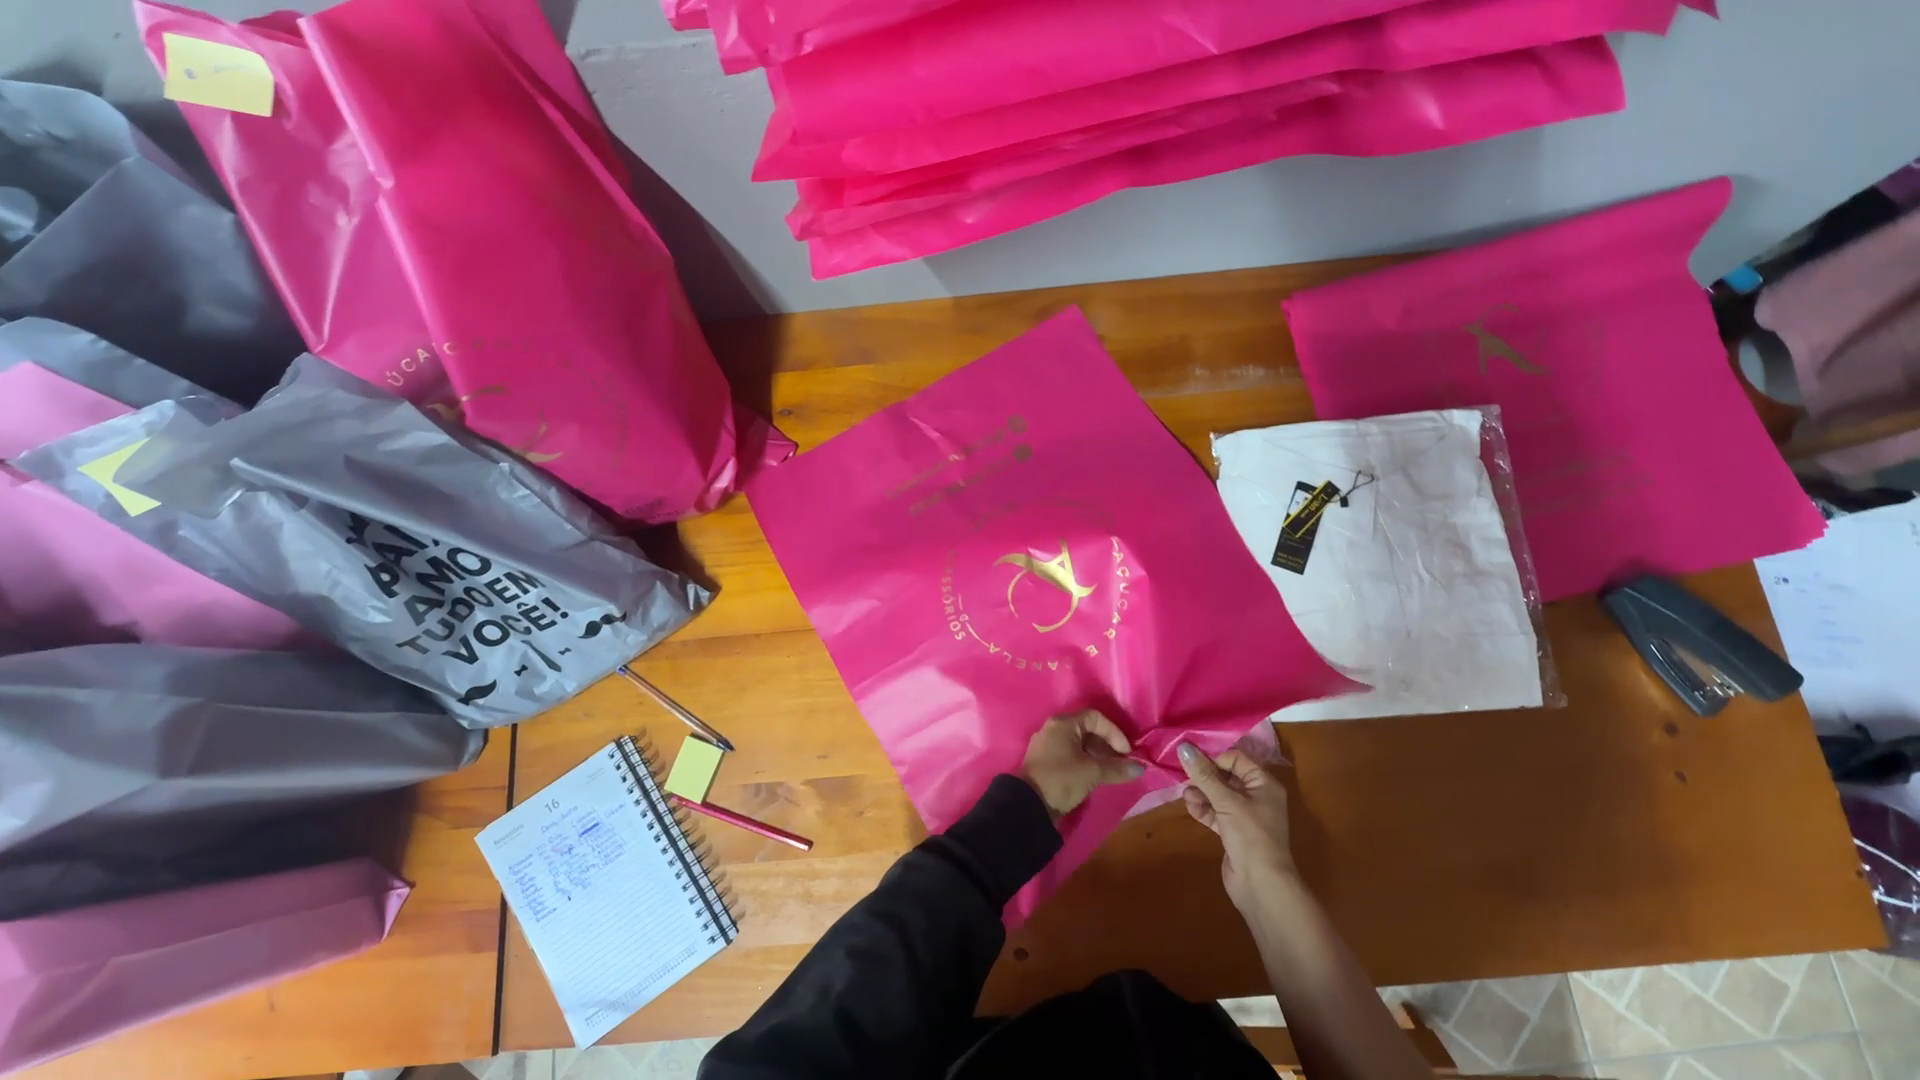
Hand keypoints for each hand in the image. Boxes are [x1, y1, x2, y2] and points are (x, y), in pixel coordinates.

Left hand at [1018, 709, 1145, 817]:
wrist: (1029, 805)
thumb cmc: (1062, 779)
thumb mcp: (1092, 772)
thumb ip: (1117, 768)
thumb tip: (1140, 768)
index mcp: (1063, 723)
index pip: (1095, 718)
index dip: (1114, 733)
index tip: (1125, 753)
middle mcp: (1053, 729)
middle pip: (1087, 730)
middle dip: (1107, 746)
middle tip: (1120, 763)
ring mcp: (1047, 745)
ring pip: (1079, 744)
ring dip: (1097, 756)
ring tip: (1110, 772)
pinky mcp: (1045, 762)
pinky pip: (1070, 755)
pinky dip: (1085, 762)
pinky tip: (1095, 777)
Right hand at [1178, 743, 1297, 912]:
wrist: (1260, 883)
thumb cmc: (1250, 835)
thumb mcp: (1226, 801)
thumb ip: (1204, 775)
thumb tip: (1183, 747)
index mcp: (1264, 784)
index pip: (1237, 759)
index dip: (1214, 758)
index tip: (1191, 761)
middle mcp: (1256, 796)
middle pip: (1226, 776)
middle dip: (1205, 777)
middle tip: (1184, 777)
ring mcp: (1245, 816)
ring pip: (1218, 796)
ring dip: (1202, 793)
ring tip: (1187, 796)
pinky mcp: (1233, 832)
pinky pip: (1216, 813)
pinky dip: (1204, 809)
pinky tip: (1191, 808)